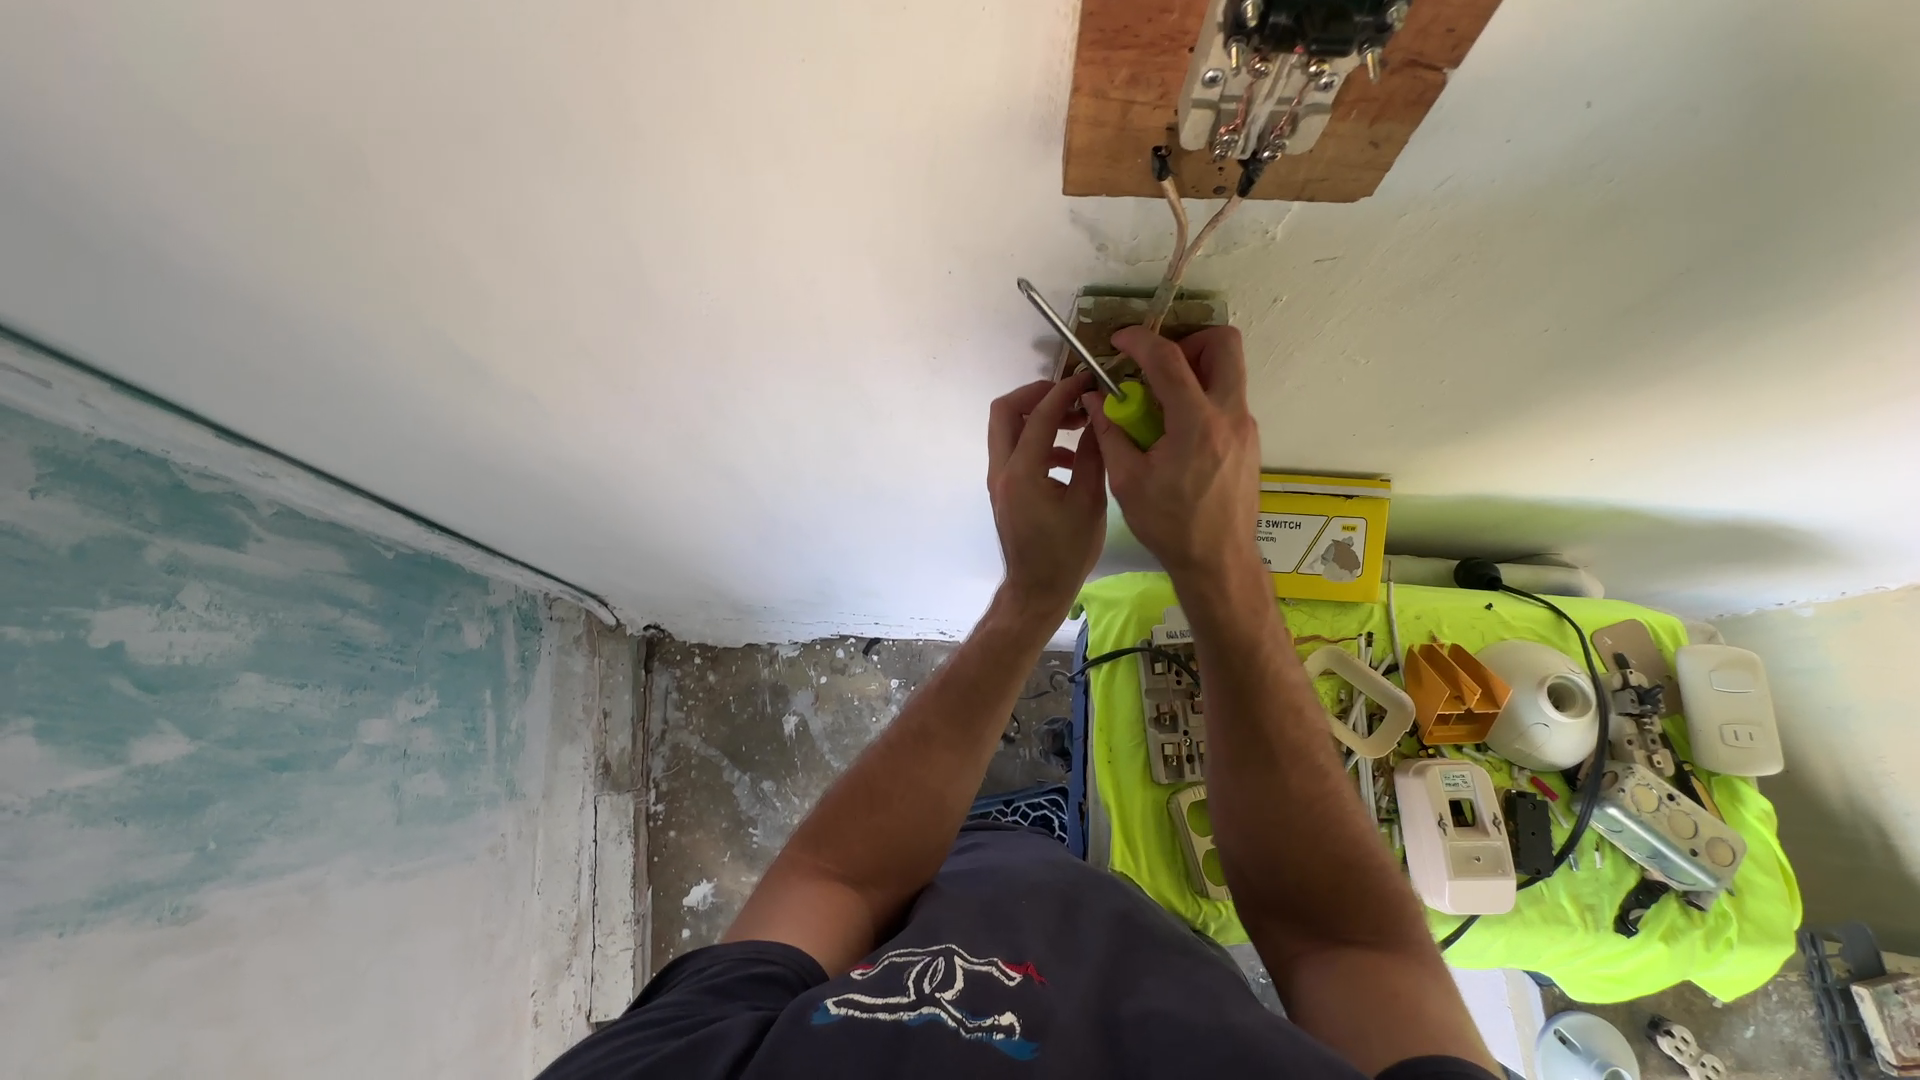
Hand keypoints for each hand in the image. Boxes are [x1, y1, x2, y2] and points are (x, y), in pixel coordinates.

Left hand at [987, 370, 1106, 614]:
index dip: (1065, 391)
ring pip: (1007, 429)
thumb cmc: (1066, 554)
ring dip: (1038, 417)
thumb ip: (1092, 456)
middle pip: (1005, 411)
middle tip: (1072, 396)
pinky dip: (1038, 441)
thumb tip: (1100, 419)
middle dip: (1037, 394)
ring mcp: (999, 480)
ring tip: (1078, 423)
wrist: (1036, 590)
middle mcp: (1001, 471)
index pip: (1039, 415)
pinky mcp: (1005, 489)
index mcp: (1022, 473)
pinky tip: (1070, 457)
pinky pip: (1015, 450)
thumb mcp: (1089, 502)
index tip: (1089, 379)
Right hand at [1082, 325, 1261, 581]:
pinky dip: (1201, 398)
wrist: (1218, 561)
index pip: (1169, 358)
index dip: (1139, 340)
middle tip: (1157, 366)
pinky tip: (1175, 432)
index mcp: (1196, 422)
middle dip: (1187, 342)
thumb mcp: (1127, 481)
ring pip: (1229, 371)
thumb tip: (1097, 400)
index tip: (1119, 342)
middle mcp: (1230, 415)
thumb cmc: (1169, 525)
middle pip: (1224, 343)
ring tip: (1161, 403)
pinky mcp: (1249, 442)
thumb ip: (1111, 432)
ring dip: (1194, 371)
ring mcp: (1246, 427)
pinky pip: (1228, 400)